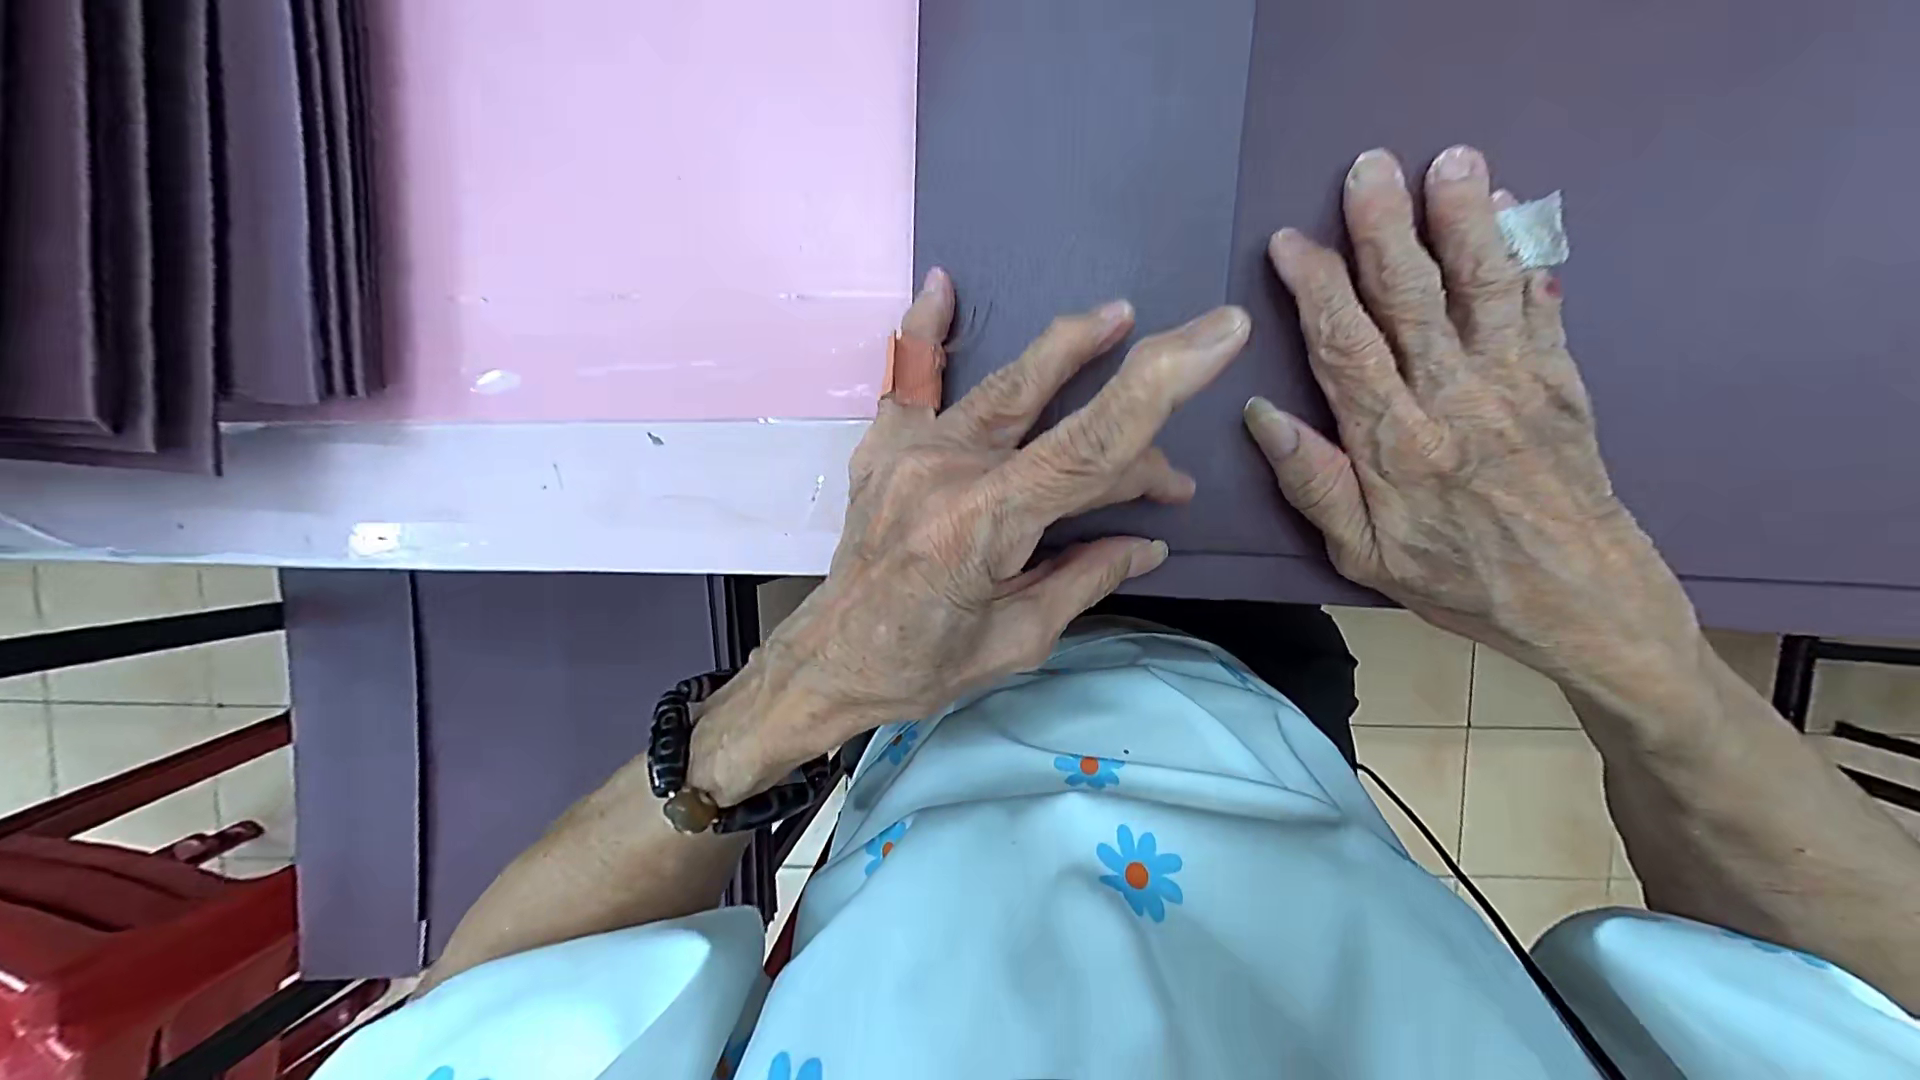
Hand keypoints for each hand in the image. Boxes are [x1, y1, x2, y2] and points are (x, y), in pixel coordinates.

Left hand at [701, 271, 1250, 797]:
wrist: (830, 661)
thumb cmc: (922, 666)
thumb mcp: (1017, 640)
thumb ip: (1084, 580)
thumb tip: (1146, 542)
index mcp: (984, 526)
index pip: (1090, 445)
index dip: (1159, 386)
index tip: (1219, 334)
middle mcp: (946, 472)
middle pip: (1053, 408)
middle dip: (1134, 377)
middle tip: (1197, 353)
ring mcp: (908, 454)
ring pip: (1000, 387)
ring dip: (1062, 350)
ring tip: (1113, 319)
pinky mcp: (883, 451)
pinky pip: (908, 380)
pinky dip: (925, 332)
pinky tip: (941, 285)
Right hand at [1243, 146, 1700, 690]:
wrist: (1582, 601)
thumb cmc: (1454, 578)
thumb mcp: (1359, 551)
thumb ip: (1312, 481)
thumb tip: (1262, 416)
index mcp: (1396, 443)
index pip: (1345, 347)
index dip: (1316, 288)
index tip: (1291, 243)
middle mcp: (1455, 400)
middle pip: (1413, 299)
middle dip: (1385, 230)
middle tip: (1368, 169)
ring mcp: (1517, 384)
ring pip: (1482, 287)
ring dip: (1463, 221)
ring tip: (1450, 163)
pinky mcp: (1563, 383)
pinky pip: (1541, 309)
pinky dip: (1526, 257)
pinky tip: (1516, 214)